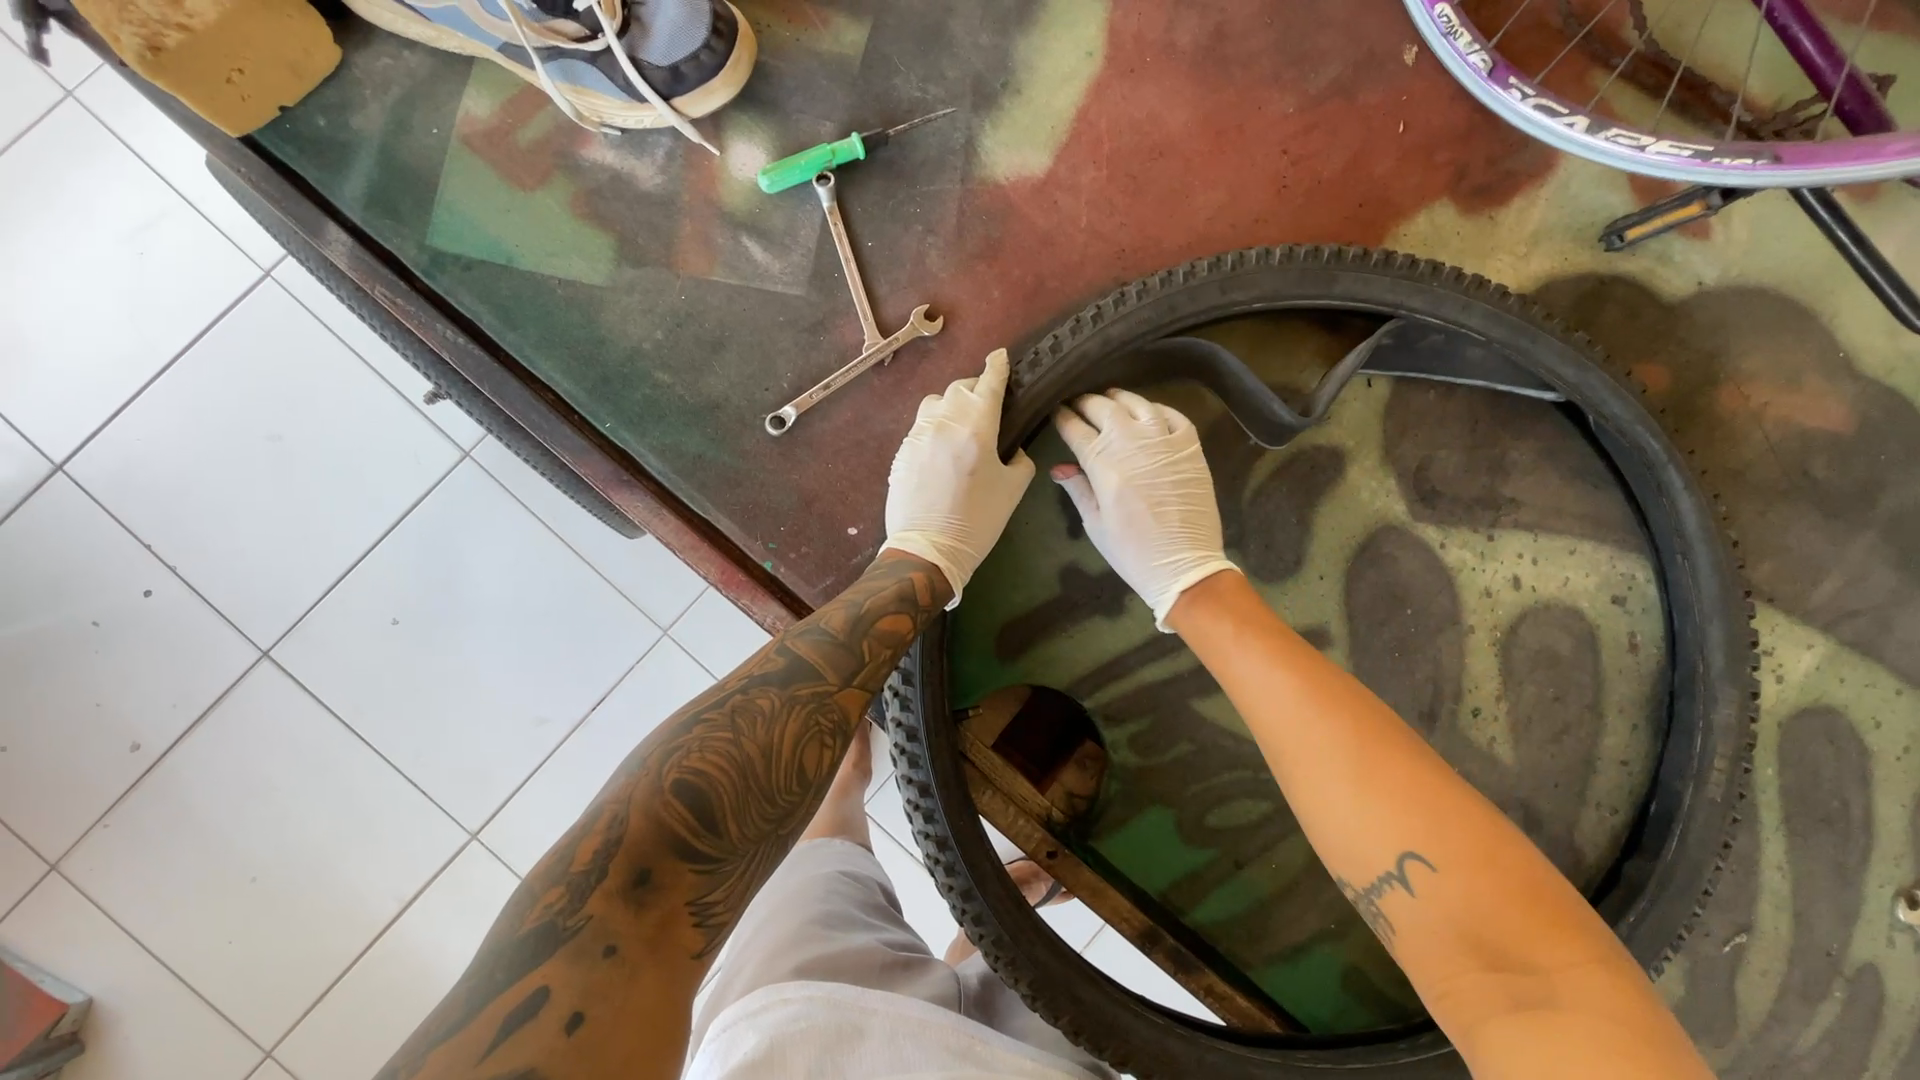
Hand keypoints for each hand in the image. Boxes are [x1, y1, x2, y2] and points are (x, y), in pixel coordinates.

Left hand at [881, 349, 1035, 605]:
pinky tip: (942, 448)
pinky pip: (921, 426)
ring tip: (961, 423)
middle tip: (987, 404)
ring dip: (951, 405)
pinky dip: (935, 427)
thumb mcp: (1013, 491)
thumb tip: (1015, 448)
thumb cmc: (978, 521)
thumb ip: (1020, 460)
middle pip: (960, 388)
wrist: (928, 550)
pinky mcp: (902, 451)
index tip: (1001, 356)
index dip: (997, 366)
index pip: (988, 383)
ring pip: (935, 402)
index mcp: (977, 427)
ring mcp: (918, 435)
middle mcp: (944, 422)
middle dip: (975, 389)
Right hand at [1052, 390, 1239, 630]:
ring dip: (1119, 398)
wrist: (1183, 564)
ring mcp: (1165, 441)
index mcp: (1102, 464)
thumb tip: (1059, 468)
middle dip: (1086, 402)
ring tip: (1109, 399)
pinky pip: (1174, 415)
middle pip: (1103, 407)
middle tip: (1078, 404)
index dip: (1063, 417)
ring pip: (1137, 403)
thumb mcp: (1095, 523)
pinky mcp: (1191, 447)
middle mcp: (1132, 443)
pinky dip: (1157, 409)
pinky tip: (1148, 413)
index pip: (1075, 428)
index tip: (1057, 412)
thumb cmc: (1132, 551)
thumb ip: (1078, 489)